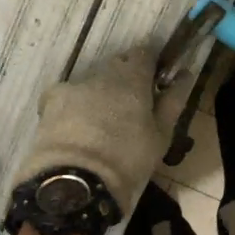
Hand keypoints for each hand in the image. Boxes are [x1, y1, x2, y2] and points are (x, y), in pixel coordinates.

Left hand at [13, 46, 182, 217]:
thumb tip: (184, 74)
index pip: (144, 53)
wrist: (77, 181)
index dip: (150, 65)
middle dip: (124, 82)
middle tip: (130, 112)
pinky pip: (66, 97)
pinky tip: (74, 129)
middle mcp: (102, 74)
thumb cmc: (128, 160)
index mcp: (133, 78)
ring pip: (91, 84)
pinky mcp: (50, 102)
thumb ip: (173, 101)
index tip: (154, 83)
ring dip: (98, 97)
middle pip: (116, 67)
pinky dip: (72, 107)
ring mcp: (73, 86)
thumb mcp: (161, 135)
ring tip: (100, 128)